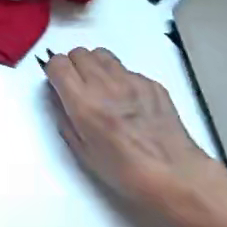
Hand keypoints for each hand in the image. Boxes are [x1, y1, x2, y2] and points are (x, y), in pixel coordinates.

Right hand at [45, 47, 226, 217]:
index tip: (57, 82)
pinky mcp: (151, 82)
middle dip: (73, 66)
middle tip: (77, 85)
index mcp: (85, 104)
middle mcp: (106, 85)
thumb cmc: (127, 172)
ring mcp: (132, 80)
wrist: (172, 172)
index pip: (58, 64)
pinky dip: (120, 78)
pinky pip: (127, 69)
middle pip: (79, 53)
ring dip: (95, 66)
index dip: (54, 71)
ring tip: (100, 89)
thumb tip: (59, 99)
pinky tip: (127, 101)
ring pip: (103, 54)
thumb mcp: (84, 152)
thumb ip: (66, 119)